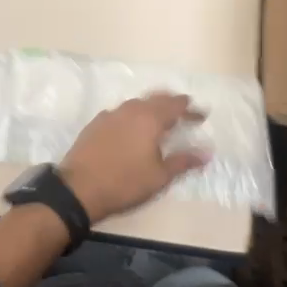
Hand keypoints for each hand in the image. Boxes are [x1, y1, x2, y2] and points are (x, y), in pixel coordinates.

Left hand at [58, 92, 208, 222]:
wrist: (79, 187)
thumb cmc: (125, 182)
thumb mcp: (159, 176)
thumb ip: (183, 161)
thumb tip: (207, 152)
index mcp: (150, 118)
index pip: (175, 106)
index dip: (190, 108)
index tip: (202, 113)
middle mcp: (131, 109)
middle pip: (156, 98)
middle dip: (172, 102)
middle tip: (184, 110)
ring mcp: (111, 114)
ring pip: (137, 103)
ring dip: (152, 107)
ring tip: (160, 119)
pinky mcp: (96, 122)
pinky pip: (121, 112)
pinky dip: (133, 115)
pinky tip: (132, 128)